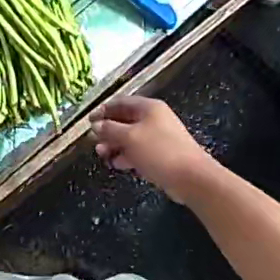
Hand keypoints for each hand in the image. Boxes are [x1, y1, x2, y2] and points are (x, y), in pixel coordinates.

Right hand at [91, 96, 219, 202]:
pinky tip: (119, 164)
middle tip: (94, 142)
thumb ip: (109, 129)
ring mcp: (158, 137)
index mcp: (148, 108)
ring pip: (130, 138)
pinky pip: (139, 151)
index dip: (102, 111)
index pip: (120, 103)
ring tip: (103, 155)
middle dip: (107, 131)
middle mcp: (154, 119)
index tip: (88, 122)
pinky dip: (127, 156)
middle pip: (124, 121)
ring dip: (115, 146)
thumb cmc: (159, 151)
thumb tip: (96, 125)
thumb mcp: (129, 137)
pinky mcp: (161, 154)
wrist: (190, 177)